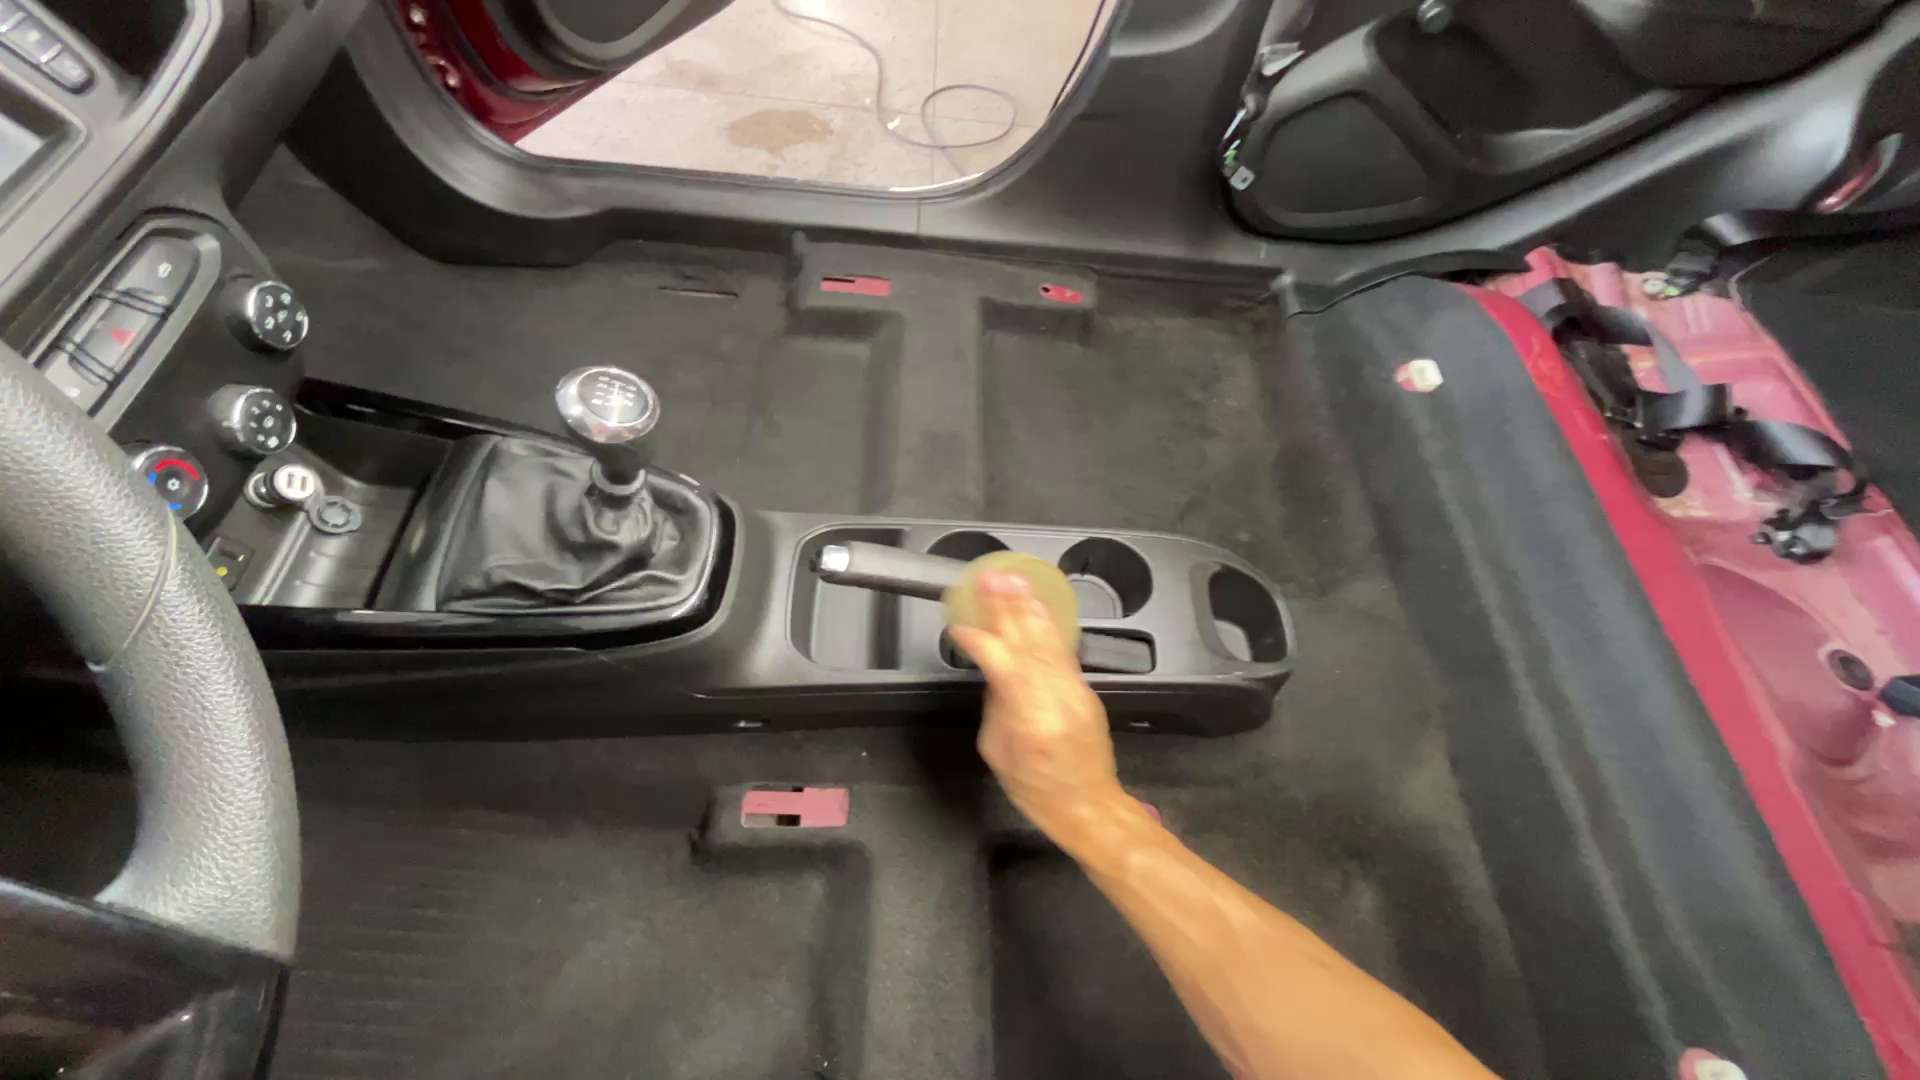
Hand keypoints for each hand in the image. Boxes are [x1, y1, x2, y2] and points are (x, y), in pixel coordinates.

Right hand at [948, 571, 1128, 836]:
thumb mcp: (997, 750)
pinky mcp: (1085, 688)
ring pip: (1048, 639)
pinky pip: (1063, 649)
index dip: (978, 640)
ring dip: (1028, 606)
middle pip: (1028, 641)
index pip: (1000, 663)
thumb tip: (994, 674)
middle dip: (1006, 606)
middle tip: (990, 577)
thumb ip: (995, 704)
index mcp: (1028, 717)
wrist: (1089, 805)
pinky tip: (1036, 606)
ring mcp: (1074, 689)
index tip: (959, 627)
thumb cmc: (1036, 789)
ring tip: (1013, 579)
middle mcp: (1055, 696)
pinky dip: (1048, 624)